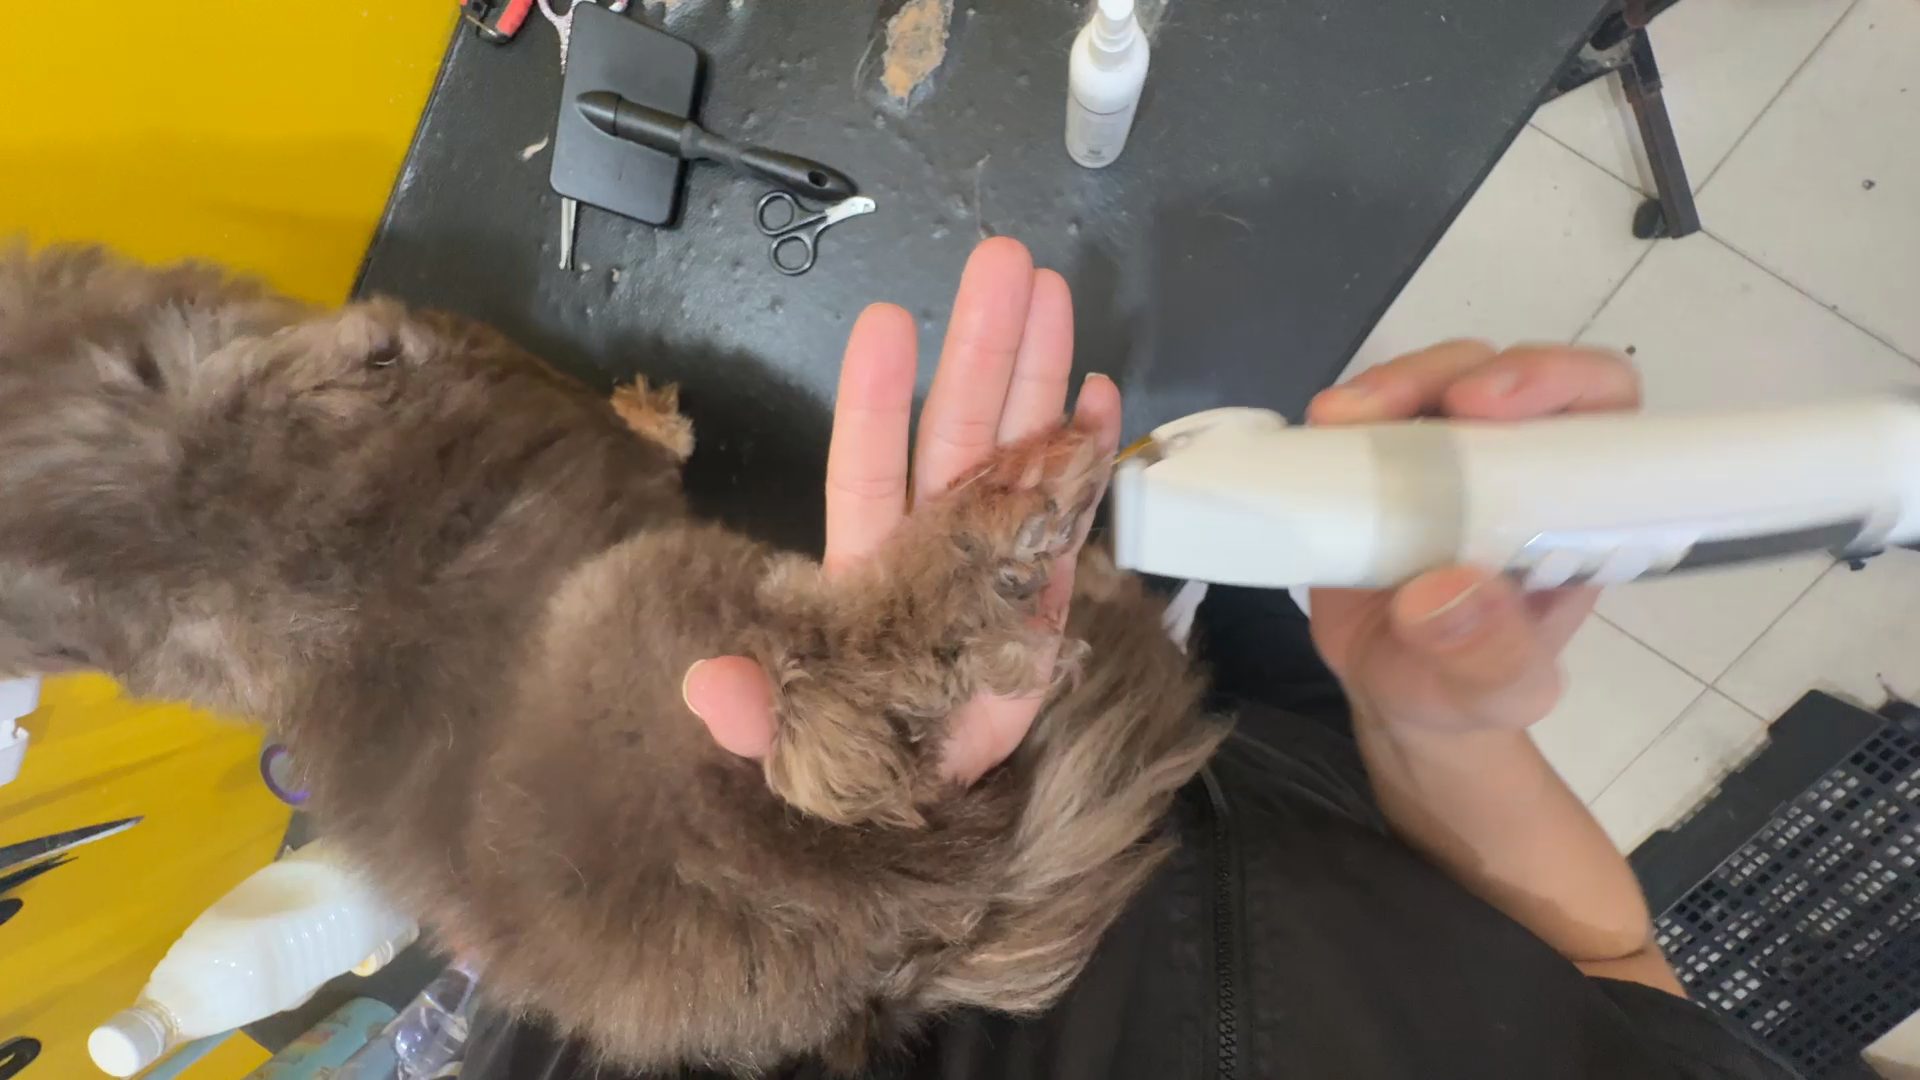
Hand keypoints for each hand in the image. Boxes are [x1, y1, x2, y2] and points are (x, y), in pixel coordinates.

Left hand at [682, 238, 1122, 782]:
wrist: (940, 800)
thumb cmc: (867, 765)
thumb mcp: (804, 750)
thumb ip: (760, 715)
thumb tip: (706, 684)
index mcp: (870, 563)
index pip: (870, 467)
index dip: (880, 400)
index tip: (888, 320)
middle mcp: (934, 539)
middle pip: (959, 430)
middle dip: (981, 347)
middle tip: (1004, 261)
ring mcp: (997, 553)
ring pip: (1020, 448)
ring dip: (1037, 372)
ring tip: (1054, 294)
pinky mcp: (1047, 584)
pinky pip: (1069, 509)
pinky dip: (1086, 455)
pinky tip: (1099, 394)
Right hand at [1304, 341, 1640, 734]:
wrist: (1384, 694)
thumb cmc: (1452, 693)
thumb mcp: (1487, 696)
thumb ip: (1486, 659)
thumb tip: (1445, 589)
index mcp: (1566, 511)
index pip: (1595, 410)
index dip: (1554, 383)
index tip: (1484, 407)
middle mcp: (1506, 472)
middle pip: (1495, 378)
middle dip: (1442, 376)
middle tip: (1377, 411)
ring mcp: (1434, 468)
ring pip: (1424, 388)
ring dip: (1381, 390)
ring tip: (1331, 421)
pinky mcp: (1370, 472)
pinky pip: (1360, 422)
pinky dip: (1335, 418)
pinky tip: (1311, 437)